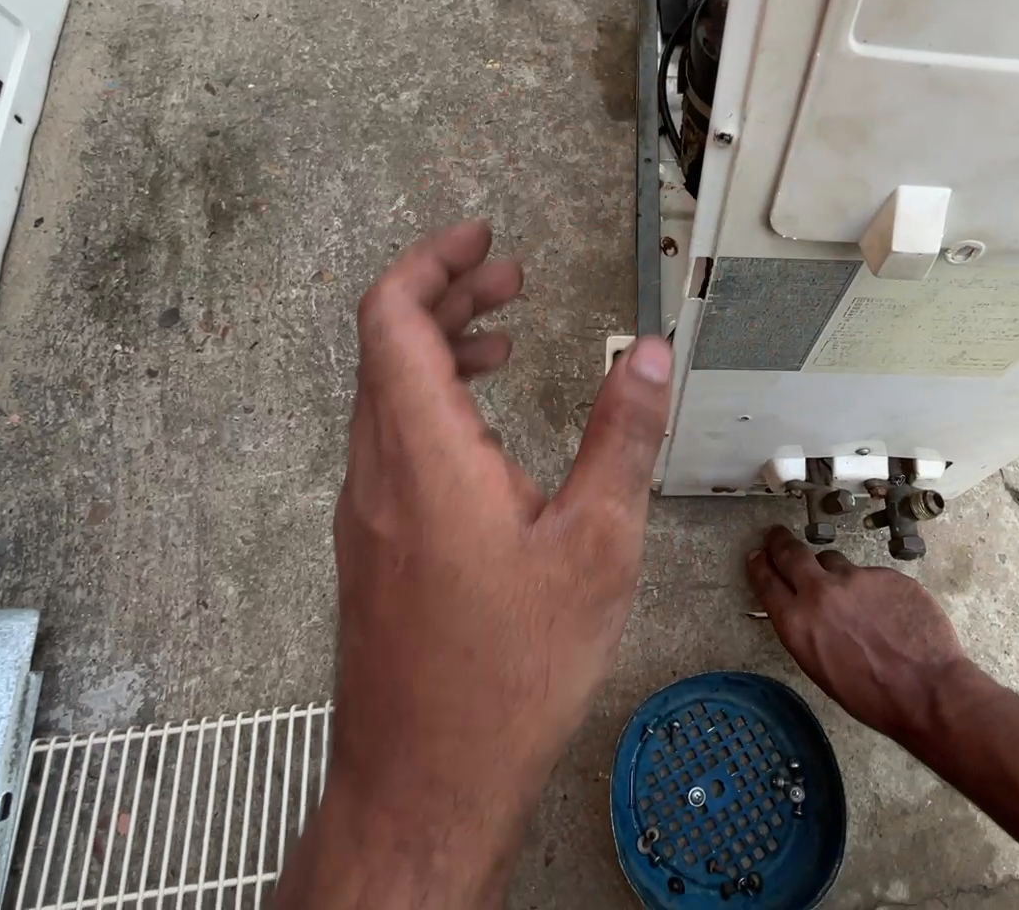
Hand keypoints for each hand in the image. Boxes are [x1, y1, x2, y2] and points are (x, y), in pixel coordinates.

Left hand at [282, 221, 673, 906]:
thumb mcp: (596, 545)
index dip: (434, 262)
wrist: (428, 779)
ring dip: (444, 351)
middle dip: (452, 296)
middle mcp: (378, 470)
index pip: (394, 316)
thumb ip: (622, 438)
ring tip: (506, 339)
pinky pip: (394, 440)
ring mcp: (369, 509)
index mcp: (424, 453)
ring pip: (390, 393)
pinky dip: (437, 405)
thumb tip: (648, 358)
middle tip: (511, 279)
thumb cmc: (507, 673)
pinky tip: (488, 430)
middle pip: (391, 344)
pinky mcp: (376, 543)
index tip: (481, 239)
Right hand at [746, 526, 973, 740]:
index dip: (759, 566)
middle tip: (776, 535)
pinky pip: (870, 575)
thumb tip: (803, 612)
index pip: (766, 582)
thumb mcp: (820, 668)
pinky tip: (887, 611)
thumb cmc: (872, 696)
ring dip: (832, 571)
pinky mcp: (886, 574)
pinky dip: (872, 588)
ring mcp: (856, 578)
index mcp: (797, 622)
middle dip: (780, 542)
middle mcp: (820, 592)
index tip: (756, 557)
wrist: (928, 690)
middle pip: (791, 553)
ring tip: (849, 593)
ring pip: (833, 562)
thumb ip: (805, 630)